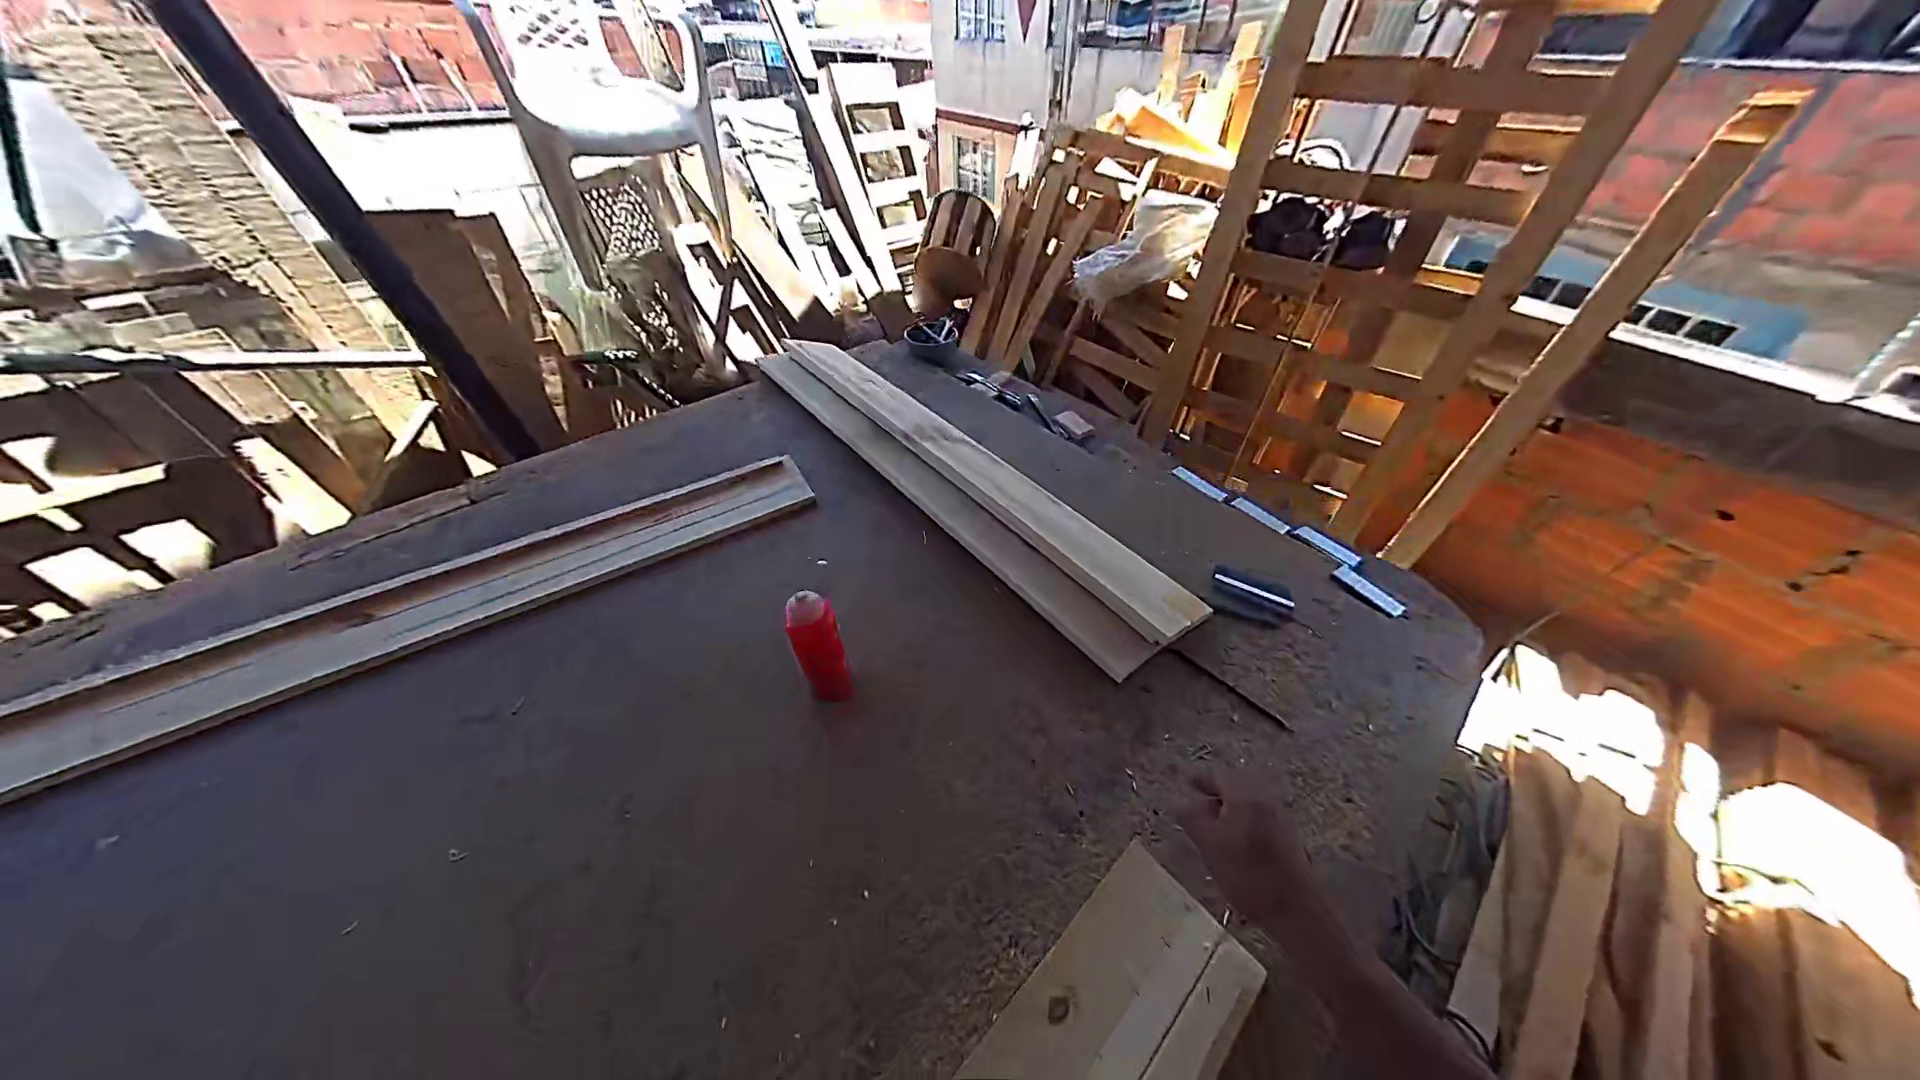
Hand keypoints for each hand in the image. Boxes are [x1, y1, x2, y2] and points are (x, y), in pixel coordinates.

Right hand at [1178, 773, 1319, 927]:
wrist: (1297, 911)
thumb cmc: (1248, 875)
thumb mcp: (1208, 844)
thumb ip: (1193, 817)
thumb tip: (1188, 802)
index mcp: (1244, 798)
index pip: (1217, 777)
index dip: (1199, 780)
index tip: (1188, 784)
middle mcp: (1266, 804)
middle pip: (1235, 792)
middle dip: (1215, 802)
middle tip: (1198, 816)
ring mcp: (1282, 823)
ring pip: (1247, 811)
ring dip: (1230, 818)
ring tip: (1215, 839)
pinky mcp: (1290, 843)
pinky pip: (1260, 826)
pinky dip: (1244, 831)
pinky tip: (1238, 854)